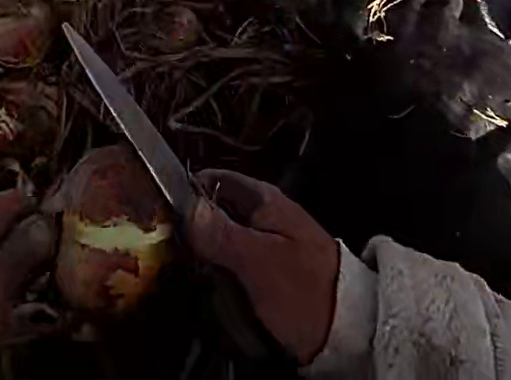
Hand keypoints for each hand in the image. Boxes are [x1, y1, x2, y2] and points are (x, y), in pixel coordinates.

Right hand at [187, 170, 339, 364]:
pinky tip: (213, 292)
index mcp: (262, 199)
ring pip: (220, 243)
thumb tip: (186, 205)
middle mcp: (262, 214)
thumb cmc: (303, 288)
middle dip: (194, 233)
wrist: (348, 331)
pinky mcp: (267, 271)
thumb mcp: (258, 261)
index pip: (214, 179)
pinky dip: (221, 278)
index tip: (162, 212)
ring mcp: (264, 243)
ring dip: (207, 261)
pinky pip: (232, 267)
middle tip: (175, 255)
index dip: (187, 191)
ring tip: (193, 277)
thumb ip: (221, 233)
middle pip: (213, 213)